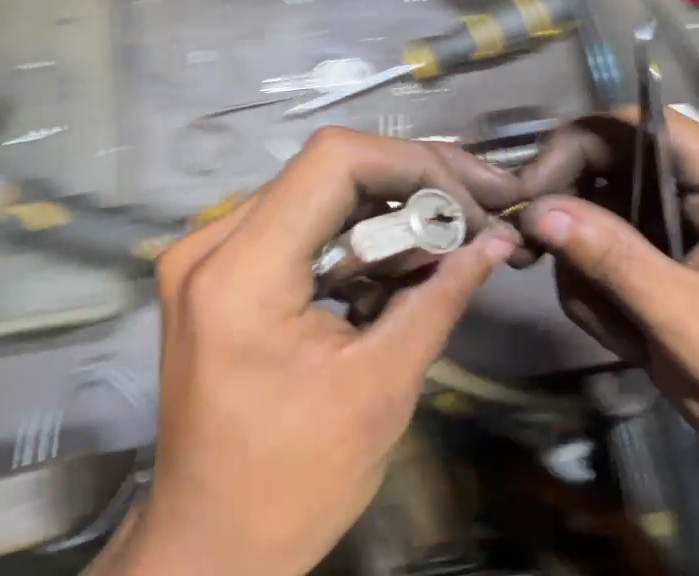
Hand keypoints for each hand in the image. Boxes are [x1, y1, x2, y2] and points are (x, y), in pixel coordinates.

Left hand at [101, 128, 524, 575]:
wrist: (211, 542)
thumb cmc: (294, 482)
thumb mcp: (381, 388)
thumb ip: (438, 299)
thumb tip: (495, 242)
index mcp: (240, 271)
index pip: (333, 162)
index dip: (413, 164)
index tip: (471, 202)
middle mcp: (209, 244)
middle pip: (323, 171)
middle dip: (409, 184)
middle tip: (479, 211)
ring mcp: (203, 256)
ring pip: (310, 194)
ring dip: (382, 211)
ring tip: (449, 238)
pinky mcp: (212, 274)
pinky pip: (291, 227)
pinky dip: (348, 238)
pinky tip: (394, 264)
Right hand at [515, 110, 698, 472]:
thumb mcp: (689, 329)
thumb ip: (616, 263)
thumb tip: (539, 211)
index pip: (653, 126)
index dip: (582, 143)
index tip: (531, 188)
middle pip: (622, 155)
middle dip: (576, 206)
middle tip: (534, 252)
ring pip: (609, 195)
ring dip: (588, 254)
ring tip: (612, 323)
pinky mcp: (685, 234)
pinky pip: (617, 227)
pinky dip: (598, 270)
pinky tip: (620, 322)